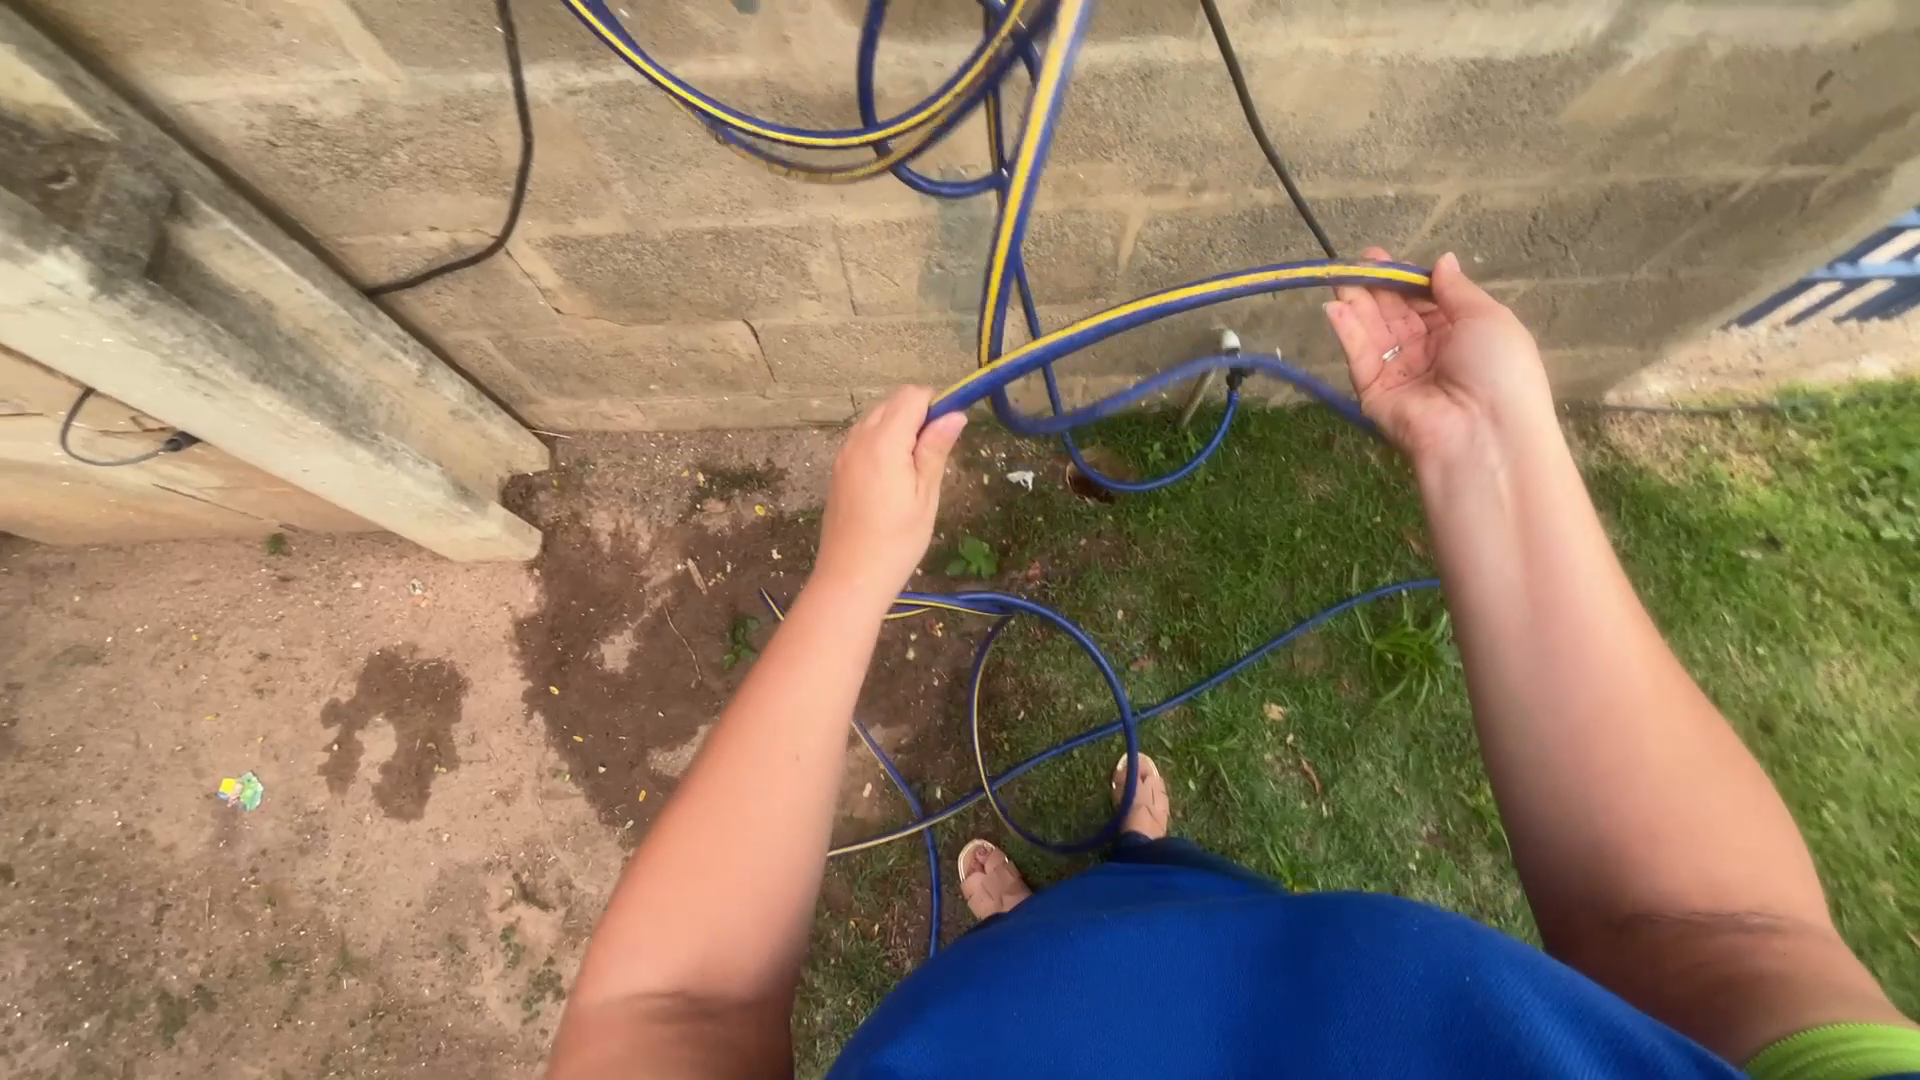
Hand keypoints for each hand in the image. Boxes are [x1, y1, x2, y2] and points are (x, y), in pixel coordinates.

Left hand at [812, 387, 966, 604]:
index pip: (912, 396)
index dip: (936, 405)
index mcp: (884, 442)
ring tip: (915, 471)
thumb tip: (955, 414)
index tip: (948, 434)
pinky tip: (893, 478)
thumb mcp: (926, 495)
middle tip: (934, 457)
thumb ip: (936, 449)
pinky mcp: (838, 469)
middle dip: (918, 416)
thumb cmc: (897, 541)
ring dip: (900, 429)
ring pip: (876, 419)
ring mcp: (844, 454)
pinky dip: (882, 443)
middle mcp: (859, 439)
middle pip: (892, 403)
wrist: (851, 577)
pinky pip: (863, 439)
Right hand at [1324, 249, 1555, 466]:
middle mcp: (1427, 352)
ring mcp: (1398, 372)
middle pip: (1395, 314)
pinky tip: (1335, 308)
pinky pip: (1360, 357)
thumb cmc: (1499, 369)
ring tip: (1339, 276)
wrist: (1481, 431)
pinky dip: (1347, 332)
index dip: (1405, 279)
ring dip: (1357, 303)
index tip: (1383, 258)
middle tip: (1355, 261)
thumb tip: (1441, 261)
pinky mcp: (1372, 392)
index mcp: (1460, 334)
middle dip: (1376, 287)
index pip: (1424, 302)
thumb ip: (1457, 290)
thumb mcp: (1488, 318)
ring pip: (1373, 332)